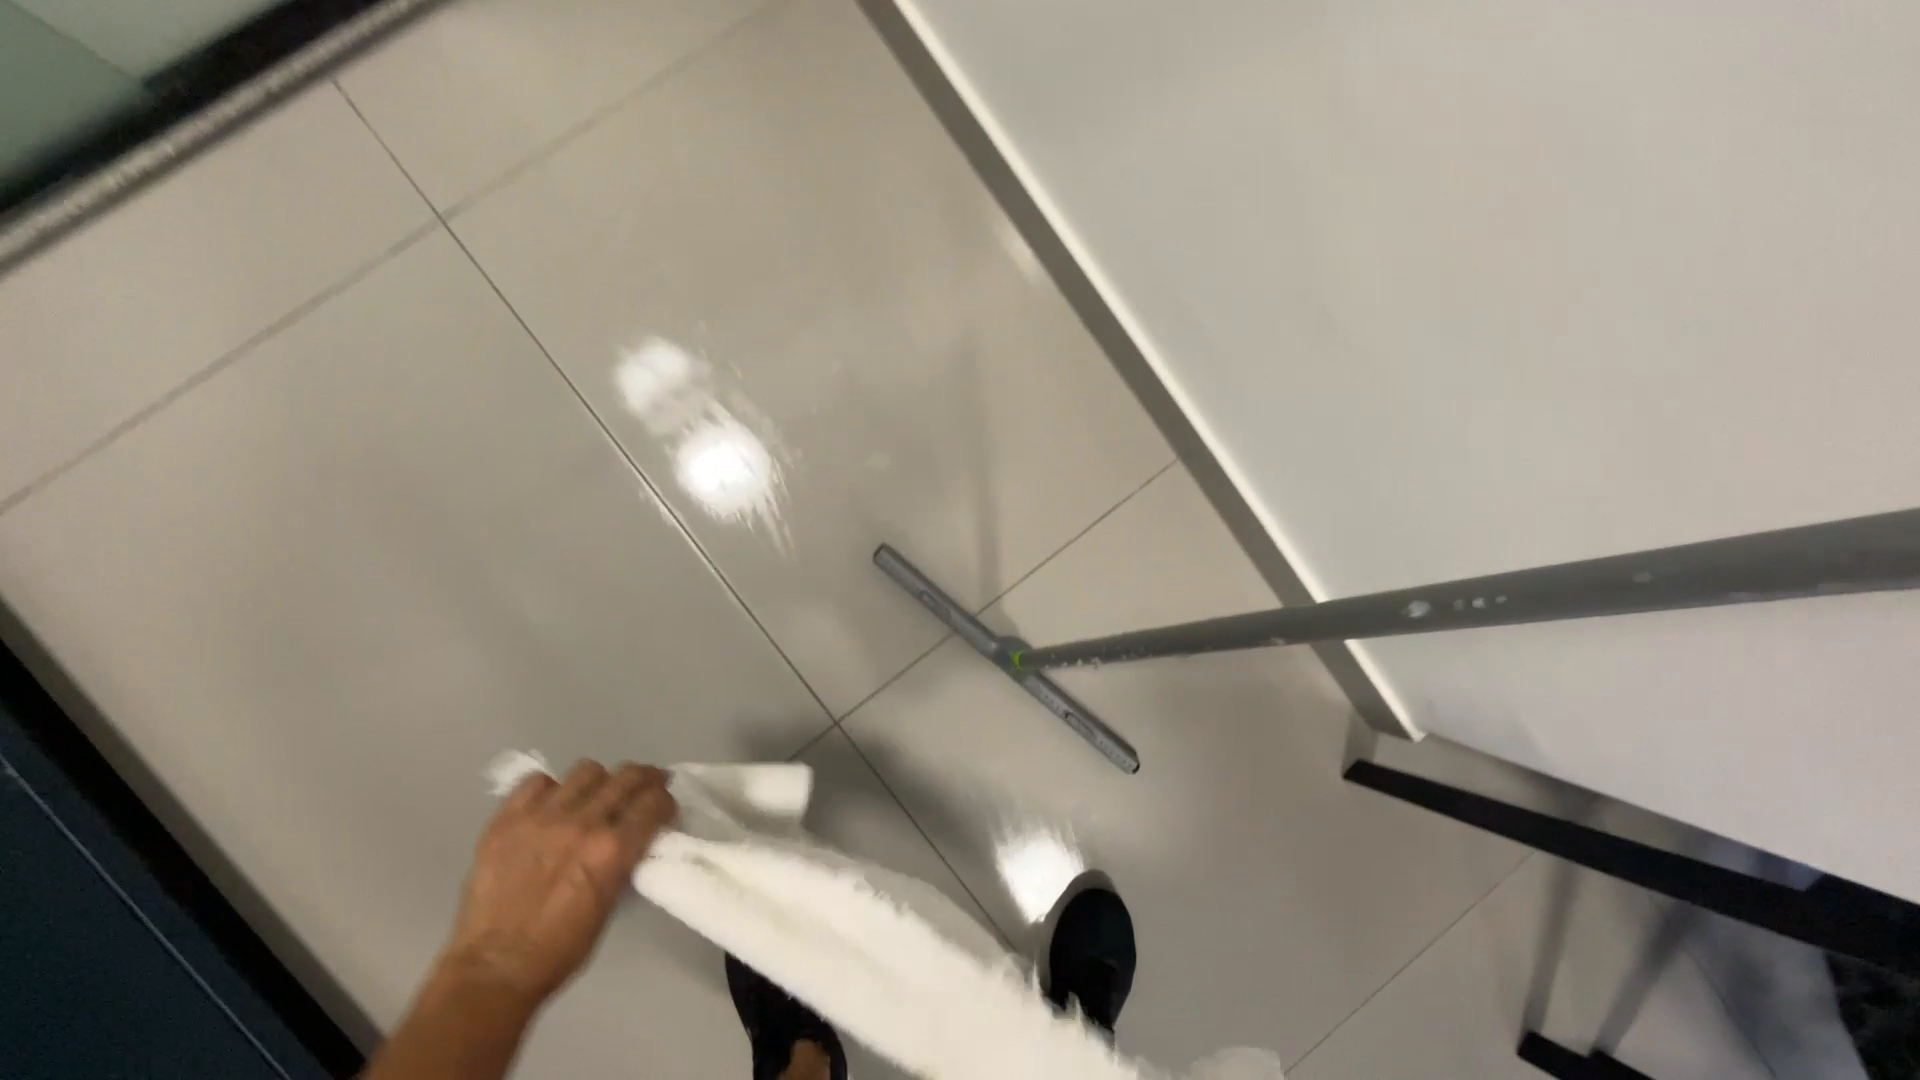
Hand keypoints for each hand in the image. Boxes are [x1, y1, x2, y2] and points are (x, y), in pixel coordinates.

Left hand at [439, 760, 675, 1007]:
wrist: (493, 970)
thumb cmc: (560, 949)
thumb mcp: (610, 904)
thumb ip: (624, 861)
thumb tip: (635, 838)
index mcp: (612, 850)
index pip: (654, 802)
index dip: (665, 801)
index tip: (664, 808)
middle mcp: (581, 824)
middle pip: (627, 777)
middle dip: (645, 779)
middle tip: (646, 787)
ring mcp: (540, 818)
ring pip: (586, 771)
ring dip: (600, 781)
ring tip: (596, 796)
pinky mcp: (505, 821)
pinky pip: (536, 782)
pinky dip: (551, 789)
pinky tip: (552, 806)